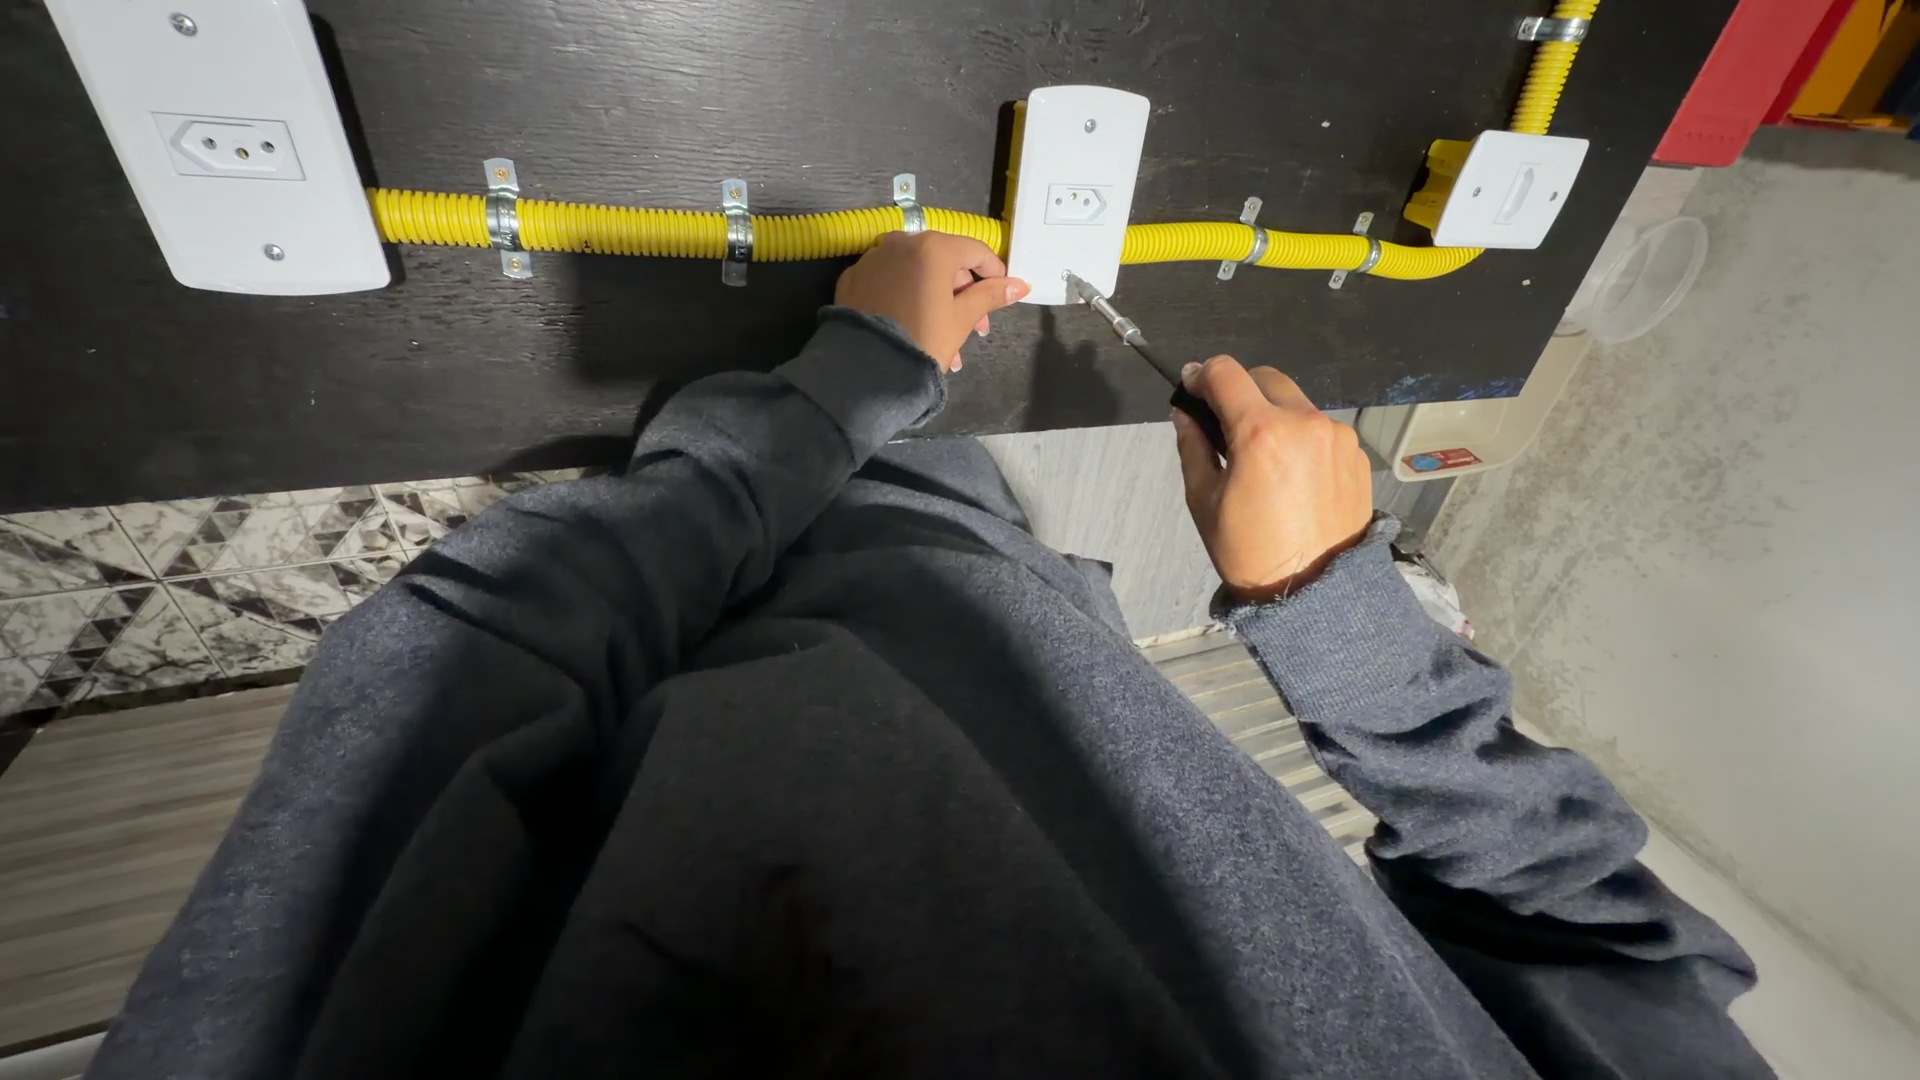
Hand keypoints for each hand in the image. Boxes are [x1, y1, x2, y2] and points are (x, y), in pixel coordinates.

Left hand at [834, 232, 1028, 371]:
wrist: (867, 369)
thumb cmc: (923, 340)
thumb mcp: (962, 319)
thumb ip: (989, 296)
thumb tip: (1019, 284)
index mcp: (933, 248)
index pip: (975, 250)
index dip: (993, 272)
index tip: (1002, 293)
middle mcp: (901, 242)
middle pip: (944, 261)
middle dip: (963, 293)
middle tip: (976, 327)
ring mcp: (873, 258)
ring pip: (916, 273)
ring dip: (935, 298)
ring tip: (946, 338)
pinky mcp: (853, 278)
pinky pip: (890, 282)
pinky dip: (905, 298)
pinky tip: (912, 326)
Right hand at [1173, 356, 1373, 601]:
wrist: (1315, 590)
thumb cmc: (1247, 550)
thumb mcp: (1203, 500)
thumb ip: (1192, 447)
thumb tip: (1185, 415)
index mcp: (1260, 432)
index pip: (1225, 373)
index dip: (1201, 375)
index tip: (1191, 387)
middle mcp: (1304, 421)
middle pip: (1264, 377)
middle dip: (1238, 389)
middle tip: (1222, 422)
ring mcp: (1336, 434)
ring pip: (1294, 402)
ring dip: (1270, 413)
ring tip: (1259, 455)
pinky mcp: (1355, 452)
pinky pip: (1318, 428)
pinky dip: (1297, 436)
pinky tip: (1290, 472)